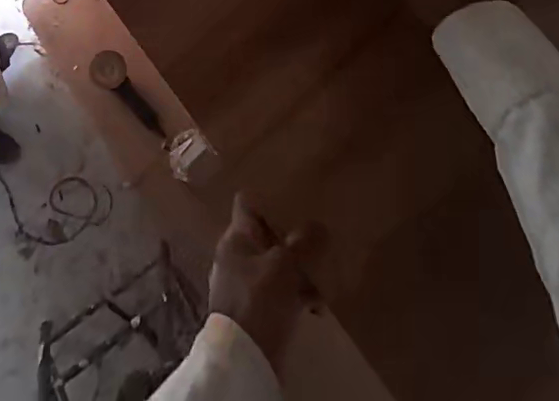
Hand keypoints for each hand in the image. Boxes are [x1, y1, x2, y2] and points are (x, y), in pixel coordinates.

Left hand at [207, 194, 322, 366]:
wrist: (244, 357)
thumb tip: (320, 225)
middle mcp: (236, 257)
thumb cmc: (258, 299)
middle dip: (292, 238)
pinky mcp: (257, 310)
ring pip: (276, 266)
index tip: (295, 200)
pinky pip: (280, 293)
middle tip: (318, 238)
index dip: (268, 200)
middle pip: (265, 236)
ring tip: (324, 275)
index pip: (247, 205)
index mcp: (234, 239)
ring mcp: (246, 284)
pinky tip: (318, 303)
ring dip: (299, 270)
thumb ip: (302, 243)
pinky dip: (298, 295)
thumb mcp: (283, 266)